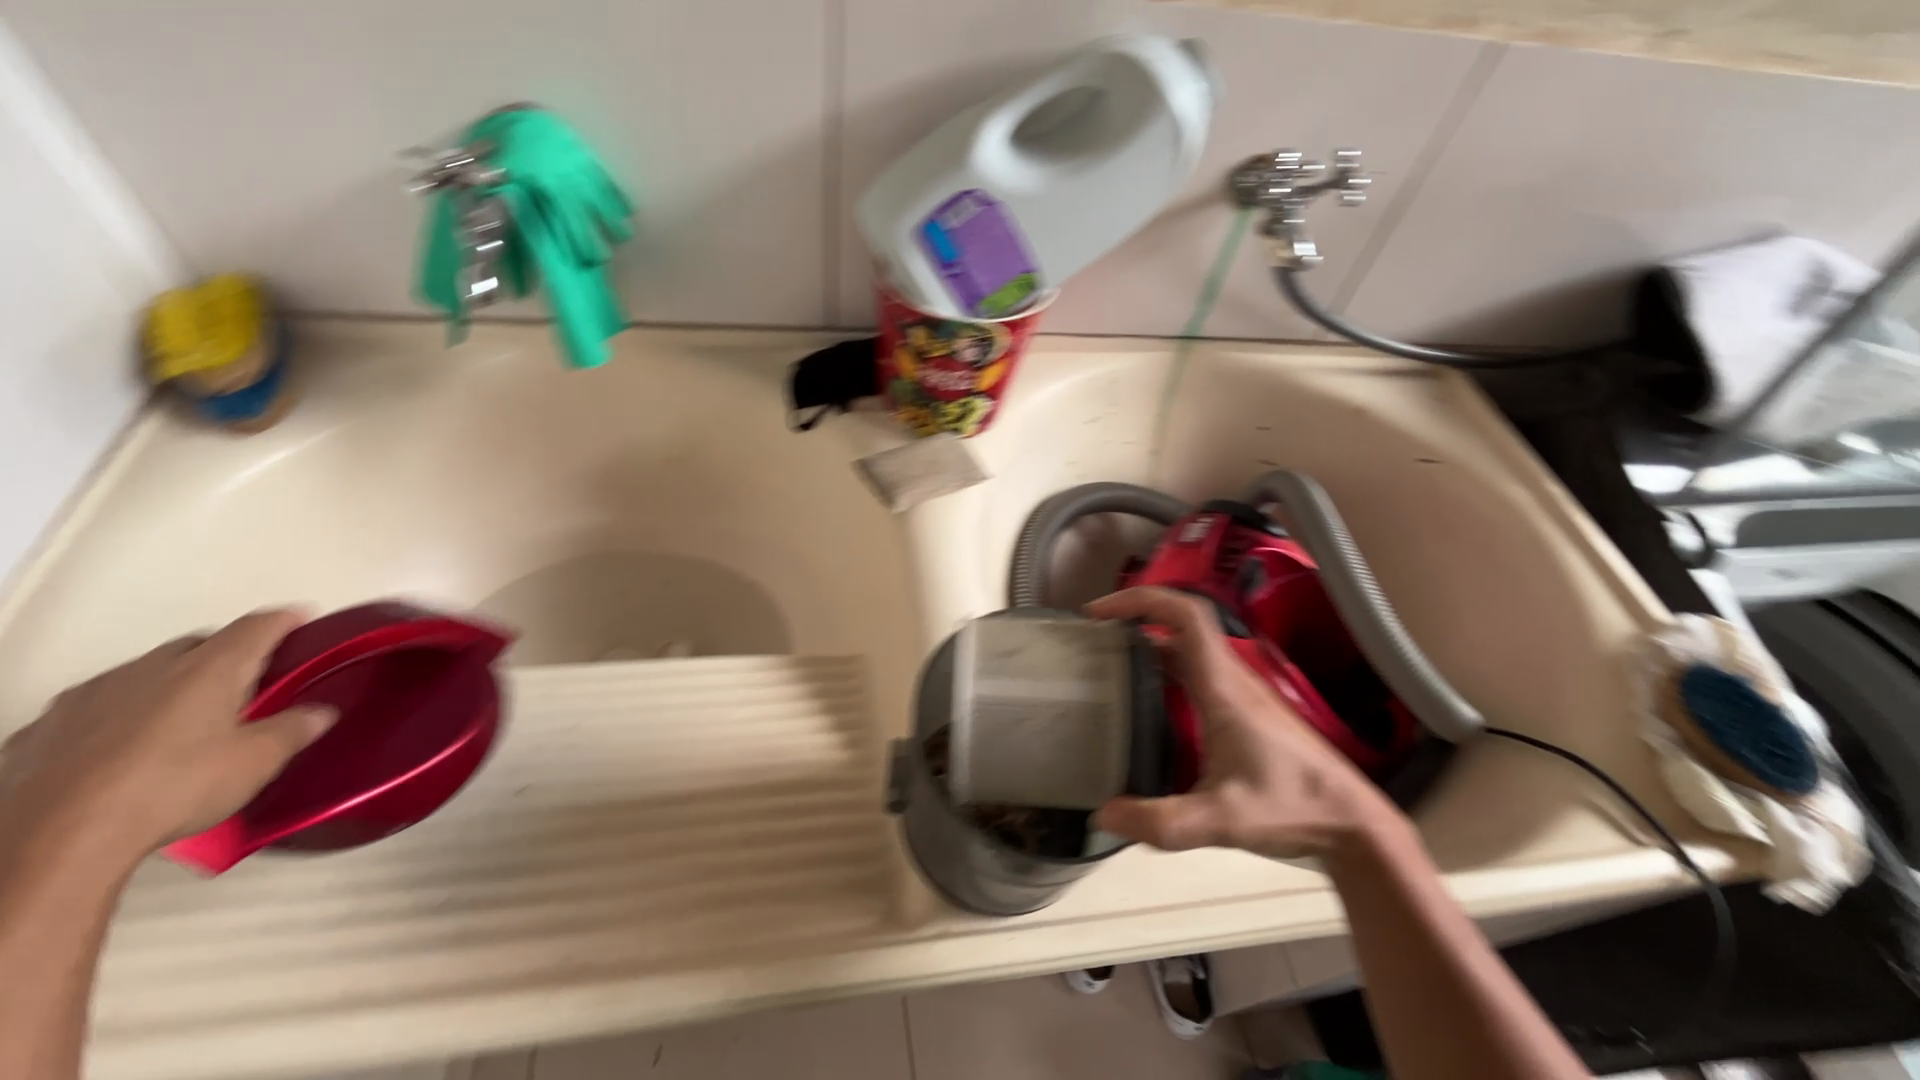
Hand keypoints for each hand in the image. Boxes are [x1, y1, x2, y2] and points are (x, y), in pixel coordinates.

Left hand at [0, 611, 333, 861]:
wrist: (58, 836)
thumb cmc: (173, 788)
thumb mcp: (255, 763)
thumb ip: (292, 731)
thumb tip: (319, 713)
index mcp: (208, 670)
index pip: (256, 627)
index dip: (283, 620)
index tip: (300, 617)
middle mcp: (149, 668)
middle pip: (198, 646)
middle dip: (225, 656)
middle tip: (246, 684)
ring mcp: (91, 694)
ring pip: (143, 674)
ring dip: (168, 686)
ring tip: (183, 723)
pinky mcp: (46, 726)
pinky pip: (95, 707)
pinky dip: (118, 716)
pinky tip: (122, 750)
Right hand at [1088, 588, 1401, 859]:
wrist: (1351, 821)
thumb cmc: (1291, 807)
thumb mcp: (1220, 821)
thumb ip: (1160, 822)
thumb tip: (1103, 814)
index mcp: (1224, 687)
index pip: (1185, 615)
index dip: (1140, 600)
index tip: (1098, 613)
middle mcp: (1233, 679)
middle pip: (1183, 624)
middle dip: (1135, 617)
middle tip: (1092, 639)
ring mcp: (1243, 693)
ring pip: (1190, 648)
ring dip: (1150, 642)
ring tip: (1109, 663)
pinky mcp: (1247, 711)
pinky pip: (1198, 671)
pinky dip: (1166, 668)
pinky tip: (1147, 701)